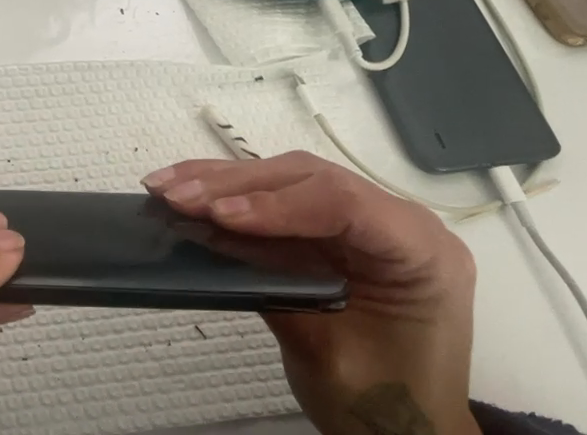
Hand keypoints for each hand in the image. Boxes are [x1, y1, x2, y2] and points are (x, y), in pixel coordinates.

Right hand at [143, 153, 479, 434]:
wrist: (407, 434)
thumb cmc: (382, 405)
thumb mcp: (327, 353)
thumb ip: (274, 289)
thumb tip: (212, 239)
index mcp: (421, 252)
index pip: (343, 204)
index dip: (276, 205)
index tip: (218, 216)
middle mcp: (397, 221)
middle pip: (307, 179)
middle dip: (234, 186)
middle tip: (174, 195)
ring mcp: (365, 219)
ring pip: (286, 177)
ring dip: (223, 180)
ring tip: (166, 185)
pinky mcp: (333, 226)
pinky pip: (280, 195)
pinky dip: (231, 192)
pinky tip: (190, 187)